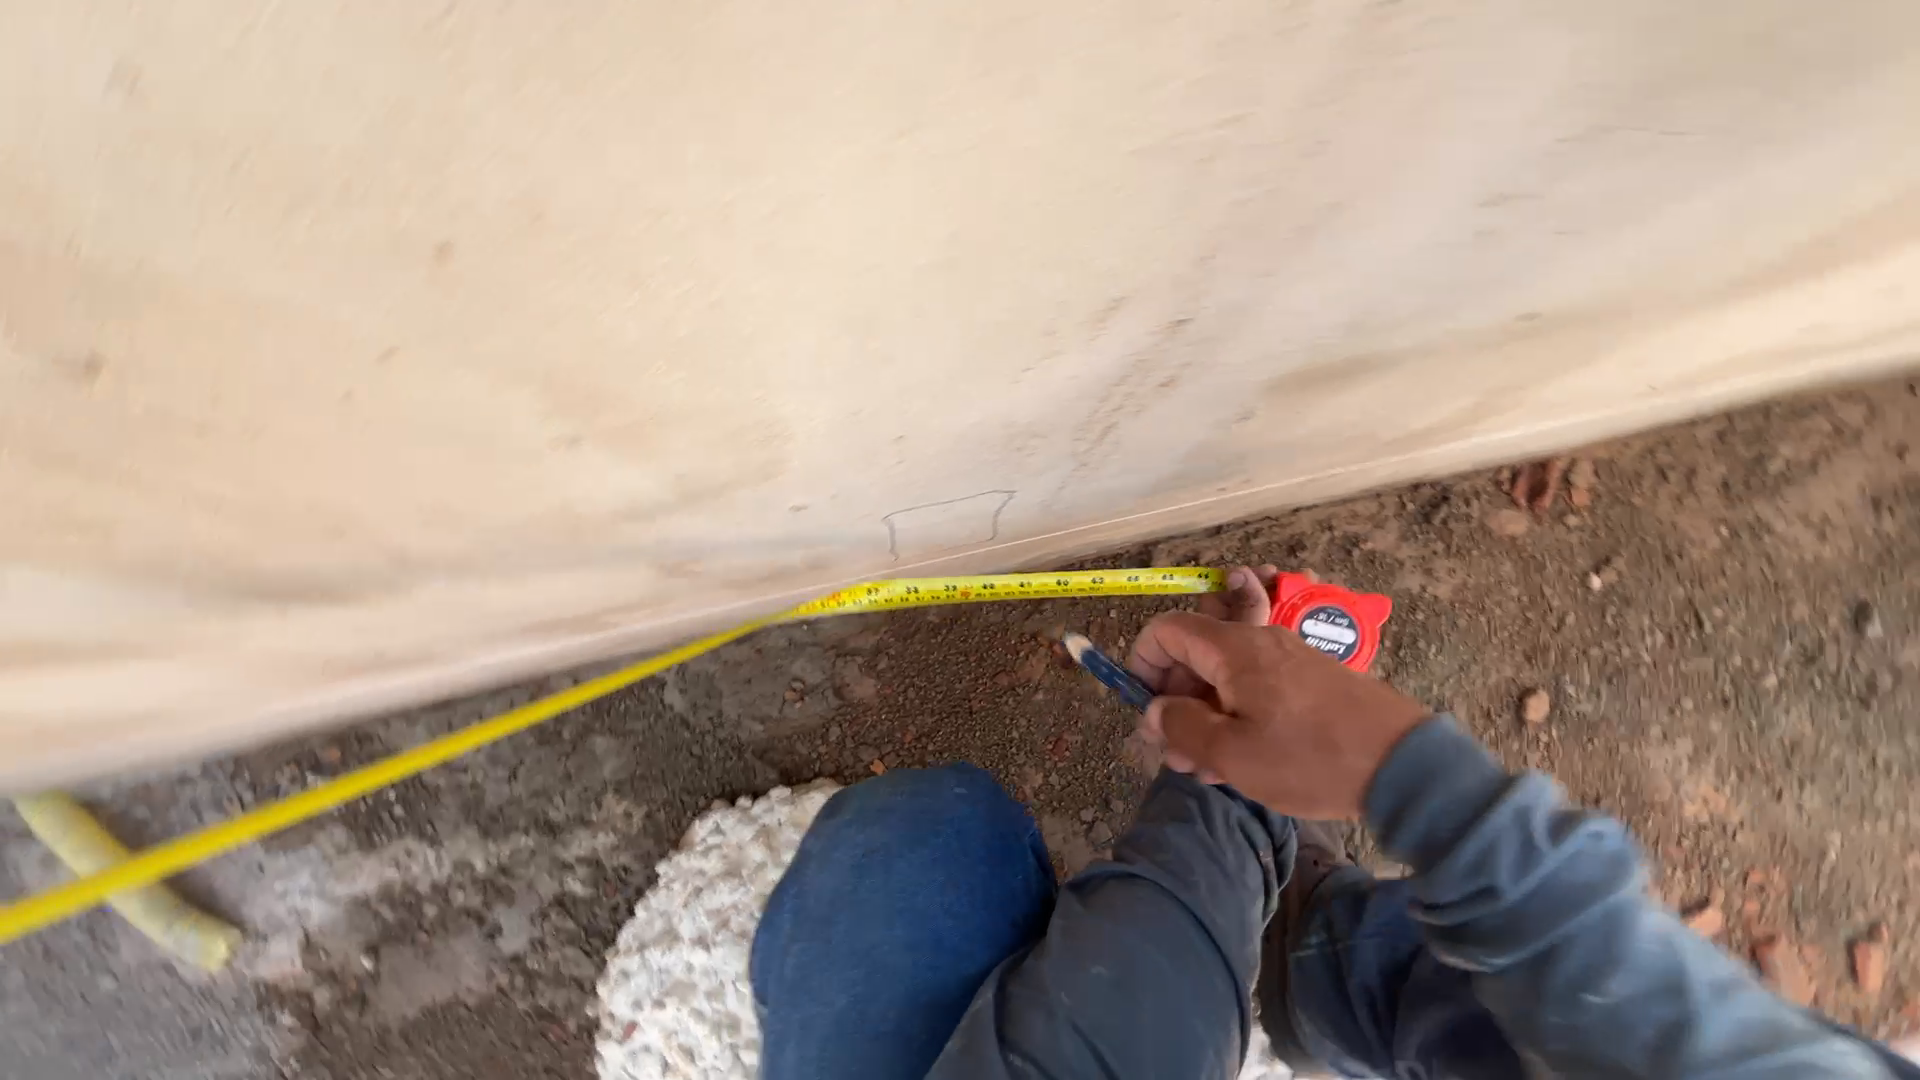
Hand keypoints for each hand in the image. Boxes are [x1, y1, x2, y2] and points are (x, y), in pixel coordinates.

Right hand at [1126, 566, 1428, 818]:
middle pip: (1195, 655)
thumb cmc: (1310, 758)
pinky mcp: (1311, 681)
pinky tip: (1242, 759)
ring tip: (1206, 766)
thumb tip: (1155, 710)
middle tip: (1174, 752)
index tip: (1143, 706)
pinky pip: (1257, 688)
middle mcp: (1259, 642)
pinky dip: (1236, 715)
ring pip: (1225, 677)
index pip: (1167, 630)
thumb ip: (1181, 728)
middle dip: (1174, 700)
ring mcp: (1289, 659)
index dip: (1142, 662)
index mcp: (1234, 648)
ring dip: (1204, 714)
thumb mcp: (1232, 754)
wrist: (1407, 768)